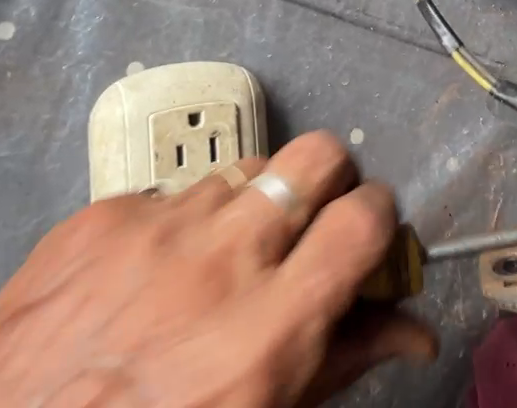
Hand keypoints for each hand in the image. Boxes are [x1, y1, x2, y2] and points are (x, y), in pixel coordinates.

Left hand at [0, 131, 437, 407]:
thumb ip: (344, 360)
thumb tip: (417, 328)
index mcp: (268, 325)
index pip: (363, 220)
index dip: (379, 215)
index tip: (368, 230)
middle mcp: (219, 257)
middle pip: (315, 155)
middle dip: (329, 177)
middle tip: (310, 218)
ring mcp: (155, 225)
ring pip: (241, 171)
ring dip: (249, 204)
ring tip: (217, 258)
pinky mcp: (99, 215)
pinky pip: (168, 195)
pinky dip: (177, 224)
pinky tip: (148, 275)